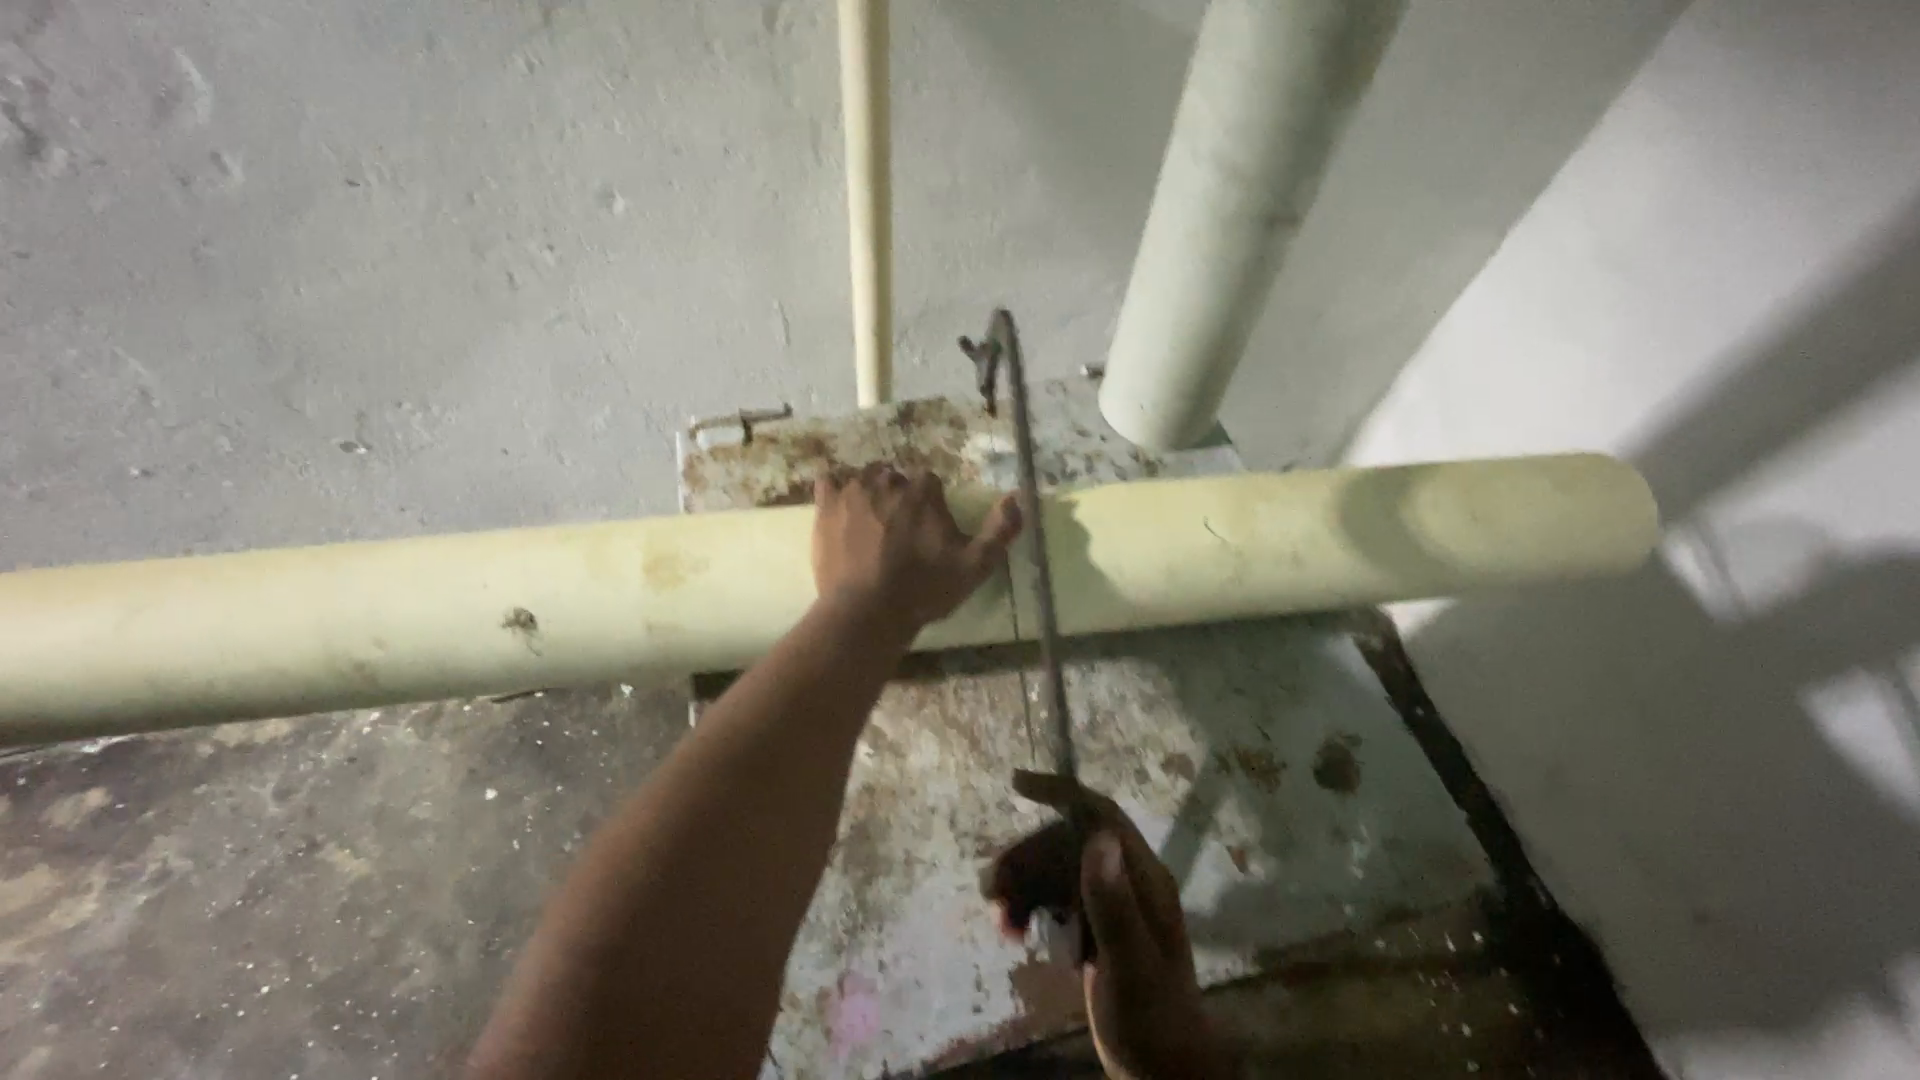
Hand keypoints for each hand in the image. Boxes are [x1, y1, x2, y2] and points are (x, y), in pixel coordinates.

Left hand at [812, 463, 1021, 631]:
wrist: (867, 612)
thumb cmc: (924, 590)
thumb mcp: (975, 566)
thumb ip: (1000, 530)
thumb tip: (1017, 496)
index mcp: (923, 491)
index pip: (928, 480)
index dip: (928, 502)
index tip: (926, 526)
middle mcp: (888, 482)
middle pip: (895, 477)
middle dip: (898, 496)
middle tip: (898, 529)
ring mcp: (853, 492)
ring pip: (864, 478)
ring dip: (869, 493)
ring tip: (870, 522)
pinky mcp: (825, 507)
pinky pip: (828, 482)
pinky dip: (835, 491)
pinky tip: (840, 509)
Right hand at [987, 772, 1233, 1079]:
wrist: (1163, 1071)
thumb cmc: (1152, 1020)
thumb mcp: (1131, 965)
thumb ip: (1115, 904)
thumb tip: (1097, 838)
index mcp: (1144, 877)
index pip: (1100, 814)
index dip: (1060, 792)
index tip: (1016, 784)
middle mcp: (1129, 879)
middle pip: (1067, 843)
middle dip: (1026, 859)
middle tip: (992, 893)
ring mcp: (1112, 902)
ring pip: (1055, 869)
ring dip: (1023, 886)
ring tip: (1001, 922)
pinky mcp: (1096, 926)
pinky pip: (1056, 897)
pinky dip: (1031, 907)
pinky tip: (1016, 932)